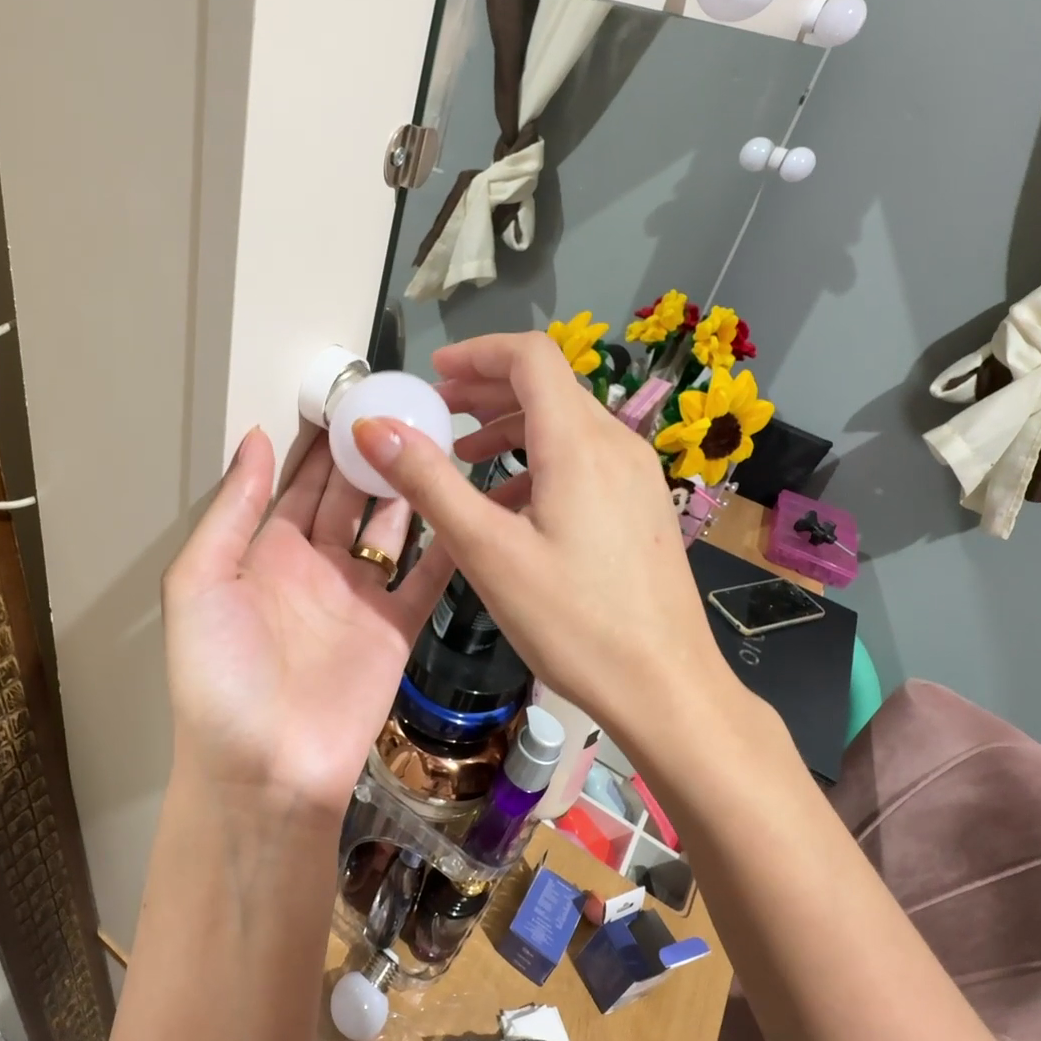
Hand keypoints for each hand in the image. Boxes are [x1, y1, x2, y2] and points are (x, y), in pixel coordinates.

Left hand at [161, 430, 453, 811]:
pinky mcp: (395, 629)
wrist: (264, 770)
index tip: (349, 397)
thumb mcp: (200, 584)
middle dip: (370, 456)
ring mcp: (358, 598)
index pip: (297, 484)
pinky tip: (467, 504)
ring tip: (439, 440)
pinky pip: (426, 578)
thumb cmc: (218, 676)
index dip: (320, 444)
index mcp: (264, 553)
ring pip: (391, 528)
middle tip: (404, 407)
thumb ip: (231, 511)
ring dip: (409, 487)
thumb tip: (257, 436)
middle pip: (348, 498)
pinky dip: (446, 545)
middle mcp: (314, 567)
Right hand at [352, 331, 734, 735]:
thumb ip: (428, 483)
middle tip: (436, 411)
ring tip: (463, 455)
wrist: (666, 687)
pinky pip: (583, 459)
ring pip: (565, 423)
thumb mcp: (487, 551)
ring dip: (509, 426)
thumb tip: (374, 428)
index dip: (477, 353)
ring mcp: (635, 476)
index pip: (530, 358)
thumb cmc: (573, 621)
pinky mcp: (641, 506)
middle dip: (486, 388)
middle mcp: (615, 444)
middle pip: (548, 386)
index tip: (432, 374)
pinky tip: (509, 504)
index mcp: (579, 443)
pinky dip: (537, 461)